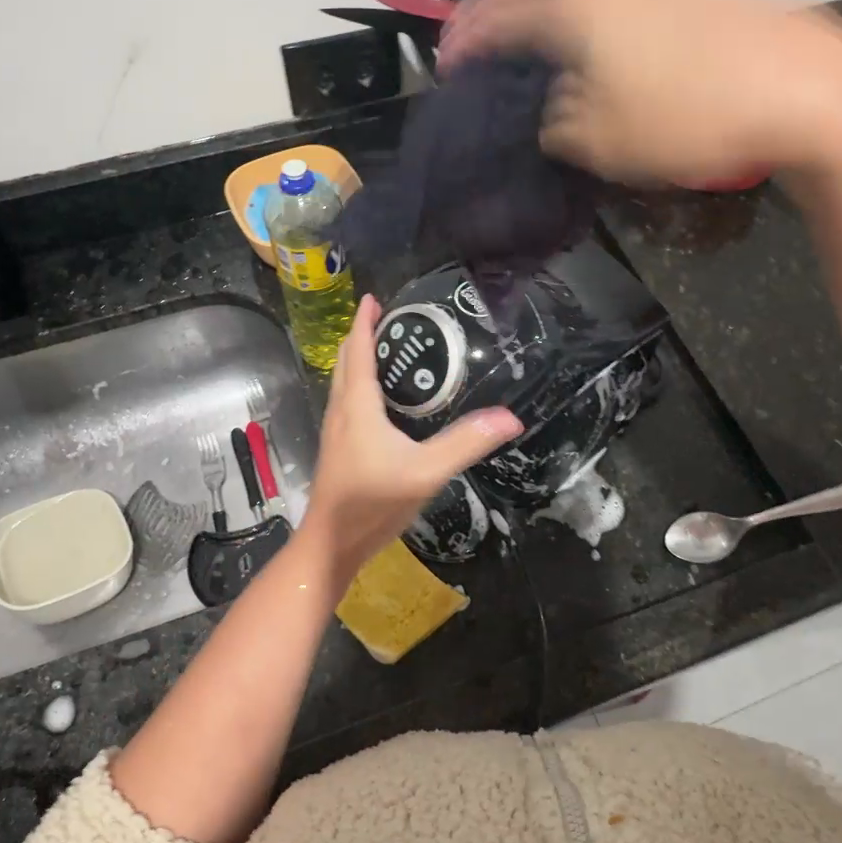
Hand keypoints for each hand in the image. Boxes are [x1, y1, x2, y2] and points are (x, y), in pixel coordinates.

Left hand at [297, 296, 522, 585]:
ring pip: (344, 385)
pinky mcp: (339, 451)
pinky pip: (348, 404)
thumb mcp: (425, 473)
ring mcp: (336, 433)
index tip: (373, 298)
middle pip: (347, 363)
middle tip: (389, 320)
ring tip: (388, 352)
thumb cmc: (372, 503)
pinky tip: (383, 404)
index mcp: (357, 406)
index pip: (357, 351)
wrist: (332, 545)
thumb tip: (510, 417)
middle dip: (362, 337)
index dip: (363, 323)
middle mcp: (341, 412)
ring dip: (359, 362)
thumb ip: (465, 444)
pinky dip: (361, 387)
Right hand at [442, 0, 841, 185]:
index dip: (469, 38)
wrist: (802, 89)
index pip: (501, 12)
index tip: (451, 64)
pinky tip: (594, 9)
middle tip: (483, 28)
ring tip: (529, 10)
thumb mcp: (602, 141)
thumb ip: (559, 124)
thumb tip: (553, 112)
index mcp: (573, 1)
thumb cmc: (690, 117)